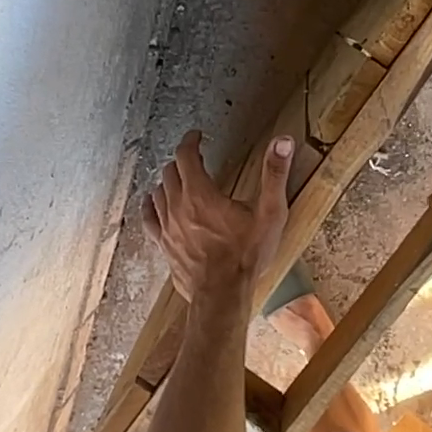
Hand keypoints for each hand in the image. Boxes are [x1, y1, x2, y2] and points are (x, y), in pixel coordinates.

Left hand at [144, 130, 293, 312]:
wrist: (222, 295)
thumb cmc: (246, 255)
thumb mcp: (270, 212)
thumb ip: (275, 174)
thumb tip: (282, 141)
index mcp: (201, 193)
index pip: (186, 155)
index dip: (190, 141)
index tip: (197, 136)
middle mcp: (178, 206)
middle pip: (170, 172)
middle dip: (182, 159)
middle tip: (194, 156)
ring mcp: (167, 227)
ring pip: (158, 192)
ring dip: (168, 180)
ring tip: (179, 177)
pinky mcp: (164, 245)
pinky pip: (149, 218)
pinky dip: (151, 205)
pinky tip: (153, 202)